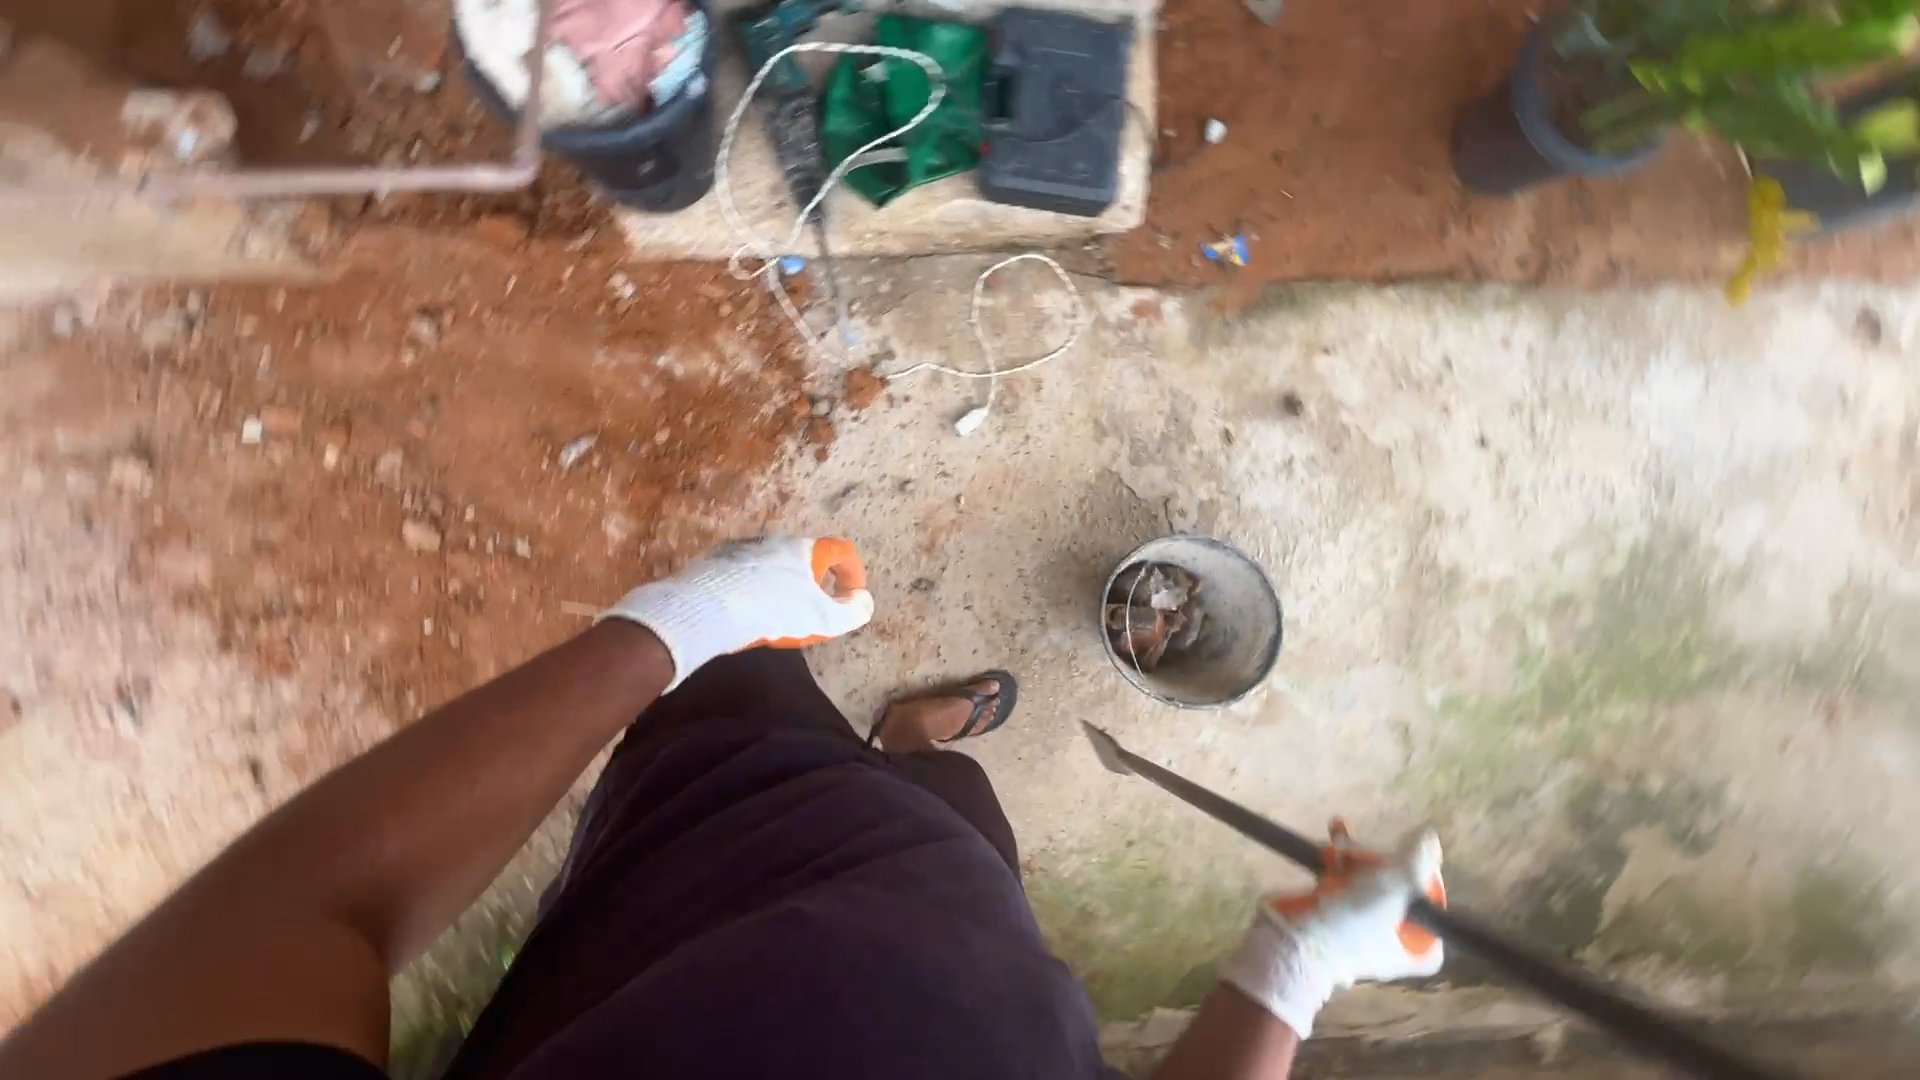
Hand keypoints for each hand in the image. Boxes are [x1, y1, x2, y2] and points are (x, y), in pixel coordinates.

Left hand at [600, 537, 874, 689]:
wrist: (707, 608)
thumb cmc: (773, 612)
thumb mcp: (822, 621)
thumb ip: (852, 612)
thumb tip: (864, 601)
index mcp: (807, 550)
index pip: (843, 551)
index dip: (854, 573)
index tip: (852, 597)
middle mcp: (778, 540)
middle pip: (807, 556)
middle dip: (815, 581)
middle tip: (813, 608)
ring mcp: (745, 547)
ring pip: (774, 562)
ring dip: (782, 582)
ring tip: (776, 611)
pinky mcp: (717, 559)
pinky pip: (744, 570)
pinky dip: (752, 585)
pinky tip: (745, 608)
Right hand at [1216, 821, 1444, 1038]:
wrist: (1293, 939)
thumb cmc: (1352, 922)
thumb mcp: (1390, 889)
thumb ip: (1414, 863)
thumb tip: (1431, 837)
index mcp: (1416, 949)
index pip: (1431, 911)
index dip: (1425, 884)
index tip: (1411, 862)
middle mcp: (1391, 937)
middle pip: (1397, 888)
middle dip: (1378, 861)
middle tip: (1363, 851)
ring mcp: (1359, 921)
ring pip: (1366, 879)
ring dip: (1354, 852)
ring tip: (1340, 830)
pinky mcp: (1331, 906)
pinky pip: (1341, 877)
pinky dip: (1337, 855)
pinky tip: (1334, 828)